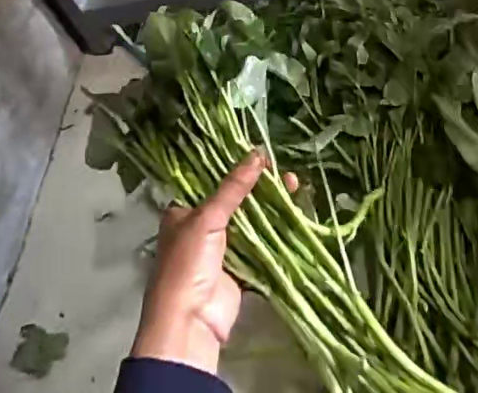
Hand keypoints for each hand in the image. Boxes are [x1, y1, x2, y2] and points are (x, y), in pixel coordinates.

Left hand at [131, 150, 293, 374]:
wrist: (190, 324)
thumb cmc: (189, 264)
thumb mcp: (208, 218)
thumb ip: (233, 187)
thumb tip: (258, 152)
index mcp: (183, 212)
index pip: (213, 181)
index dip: (237, 169)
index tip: (263, 157)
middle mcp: (200, 228)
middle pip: (235, 202)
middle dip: (260, 188)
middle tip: (285, 173)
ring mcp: (220, 251)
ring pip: (250, 223)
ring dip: (271, 208)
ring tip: (295, 187)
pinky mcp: (238, 271)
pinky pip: (260, 248)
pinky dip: (275, 235)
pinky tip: (294, 217)